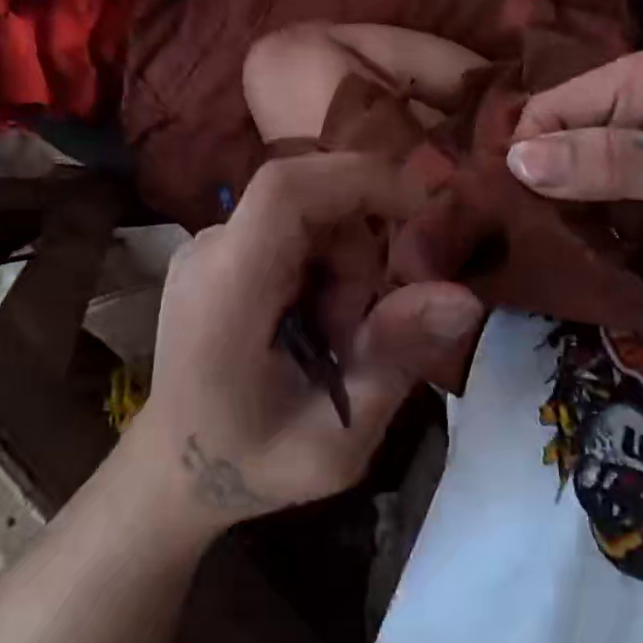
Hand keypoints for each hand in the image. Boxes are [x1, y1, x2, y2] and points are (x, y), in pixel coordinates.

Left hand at [127, 154, 484, 528]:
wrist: (178, 462)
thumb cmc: (249, 462)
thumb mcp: (332, 442)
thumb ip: (392, 361)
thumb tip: (464, 298)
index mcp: (225, 294)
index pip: (285, 190)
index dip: (360, 180)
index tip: (420, 212)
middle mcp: (209, 250)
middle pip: (310, 200)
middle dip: (361, 253)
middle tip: (360, 332)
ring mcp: (208, 243)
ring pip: (308, 213)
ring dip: (344, 266)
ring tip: (331, 340)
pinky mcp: (219, 246)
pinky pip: (291, 225)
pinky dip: (324, 263)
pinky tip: (311, 321)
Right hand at [505, 51, 642, 278]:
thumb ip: (612, 161)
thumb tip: (518, 160)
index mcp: (630, 82)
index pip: (546, 110)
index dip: (525, 154)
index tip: (512, 205)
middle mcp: (614, 111)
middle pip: (542, 143)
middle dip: (529, 186)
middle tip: (517, 233)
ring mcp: (615, 155)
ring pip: (551, 179)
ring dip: (543, 212)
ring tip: (533, 246)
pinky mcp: (617, 194)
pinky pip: (572, 207)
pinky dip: (563, 228)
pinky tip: (558, 250)